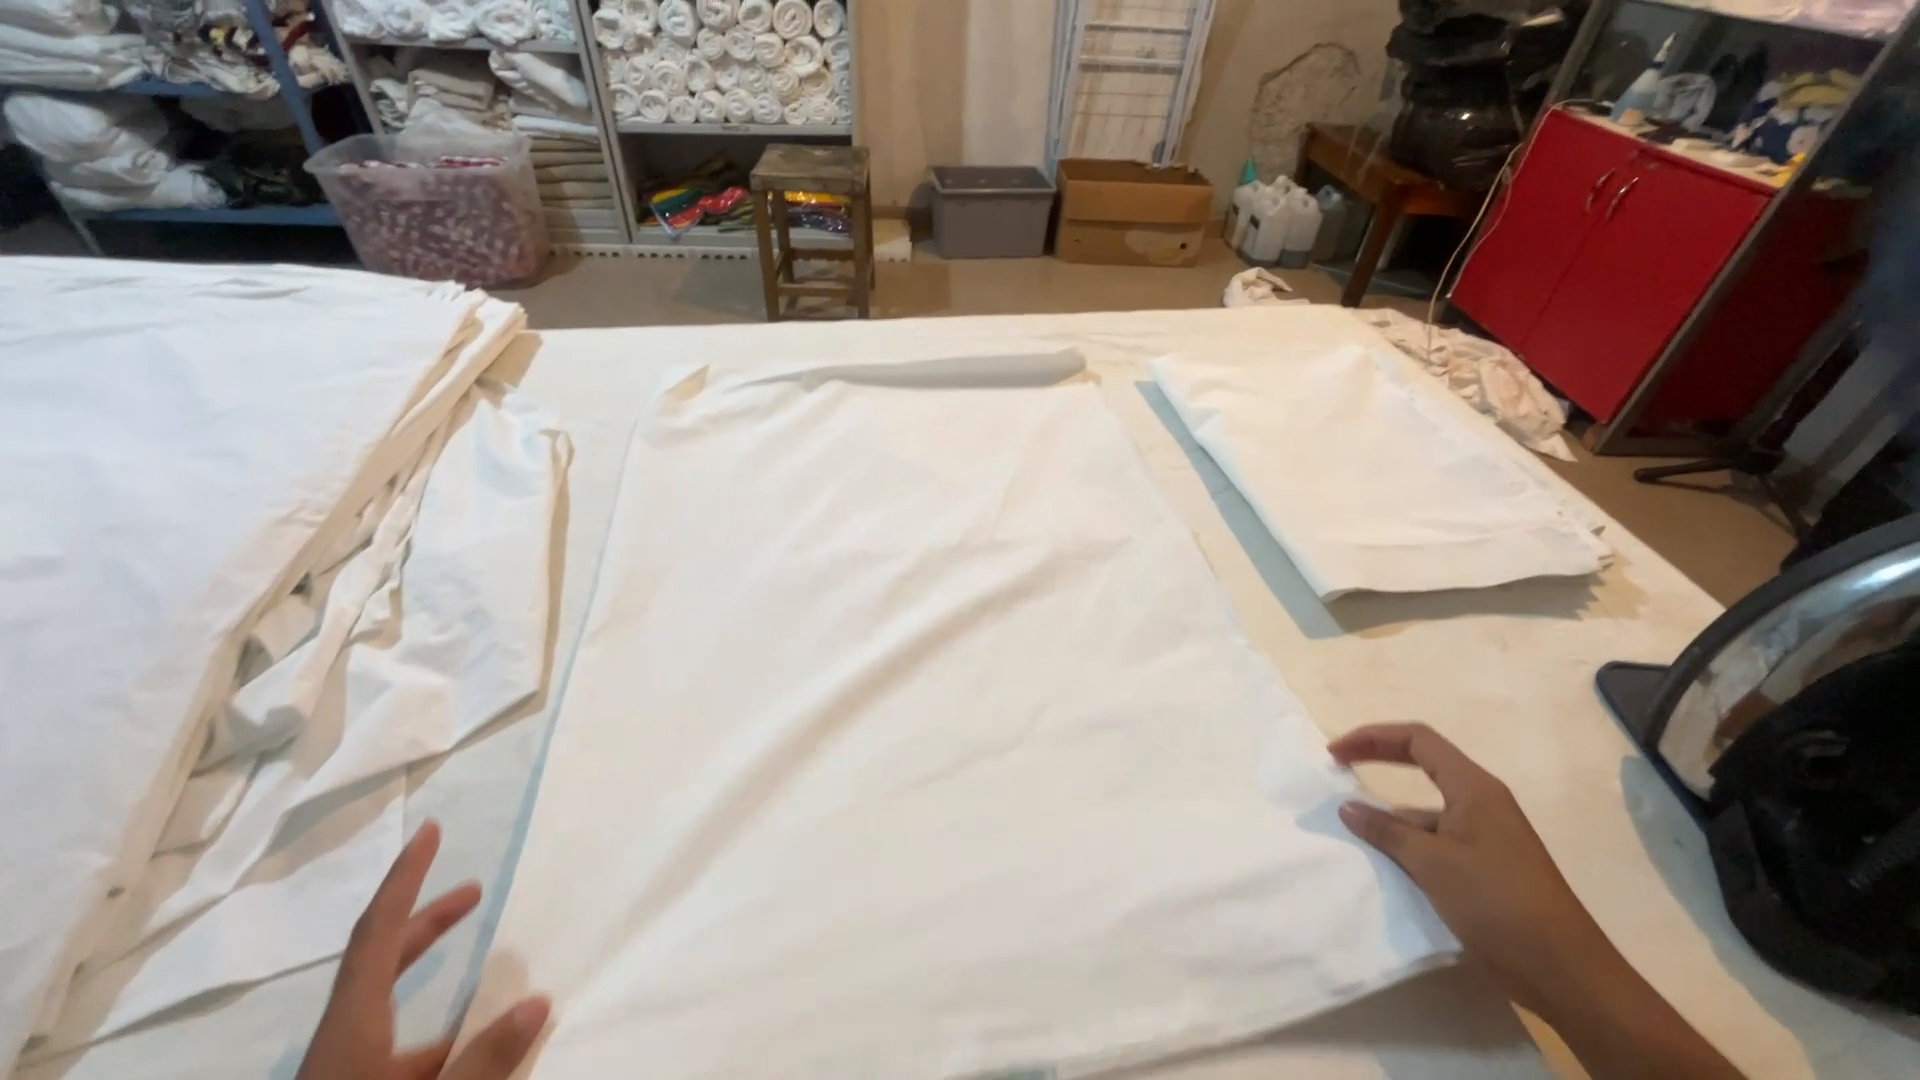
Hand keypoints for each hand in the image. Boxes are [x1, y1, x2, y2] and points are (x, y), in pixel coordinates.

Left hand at [297, 821, 551, 1079]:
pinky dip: (447, 1038)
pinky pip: (406, 1051)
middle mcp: (346, 1039)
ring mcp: (349, 1070)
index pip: (379, 933)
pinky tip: (482, 1050)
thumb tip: (541, 999)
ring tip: (504, 977)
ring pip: (397, 1011)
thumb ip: (485, 1059)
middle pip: (383, 961)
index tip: (429, 829)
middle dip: (429, 920)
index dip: (405, 878)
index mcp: (353, 1028)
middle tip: (478, 892)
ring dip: (446, 989)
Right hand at [1328, 722, 1611, 1015]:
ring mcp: (1484, 835)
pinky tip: (1383, 864)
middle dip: (1378, 759)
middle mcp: (1480, 803)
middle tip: (1337, 768)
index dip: (1373, 737)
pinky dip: (1406, 844)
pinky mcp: (1483, 866)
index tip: (1335, 753)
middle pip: (1422, 763)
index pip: (1418, 740)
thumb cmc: (1498, 903)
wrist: (1562, 970)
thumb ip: (1386, 831)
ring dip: (1389, 812)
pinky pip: (1434, 840)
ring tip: (1351, 828)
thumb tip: (1347, 808)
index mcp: (1474, 788)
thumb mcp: (1432, 863)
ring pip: (1425, 808)